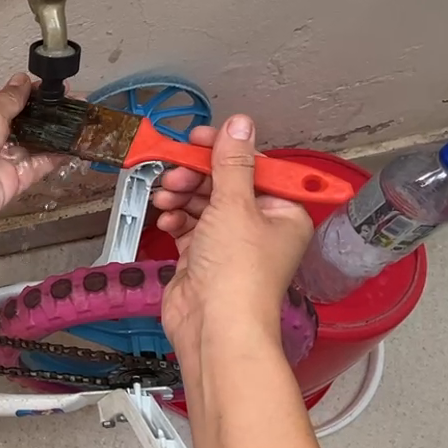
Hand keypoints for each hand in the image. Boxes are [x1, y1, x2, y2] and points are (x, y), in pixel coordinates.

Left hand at [0, 75, 65, 238]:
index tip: (49, 89)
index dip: (25, 95)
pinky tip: (70, 146)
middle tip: (69, 103)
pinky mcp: (9, 183)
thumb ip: (10, 98)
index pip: (1, 102)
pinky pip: (35, 169)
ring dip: (51, 135)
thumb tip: (22, 82)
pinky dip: (52, 158)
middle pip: (18, 125)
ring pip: (30, 147)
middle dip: (42, 115)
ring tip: (76, 121)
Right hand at [156, 115, 312, 372]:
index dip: (225, 152)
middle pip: (224, 185)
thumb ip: (232, 162)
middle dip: (195, 177)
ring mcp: (229, 245)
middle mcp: (259, 228)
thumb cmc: (237, 272)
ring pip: (201, 205)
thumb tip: (239, 123)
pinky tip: (166, 219)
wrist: (213, 324)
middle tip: (174, 172)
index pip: (255, 168)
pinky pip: (187, 227)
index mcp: (283, 213)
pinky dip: (175, 220)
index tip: (198, 139)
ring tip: (165, 197)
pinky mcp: (202, 259)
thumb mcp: (234, 205)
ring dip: (181, 197)